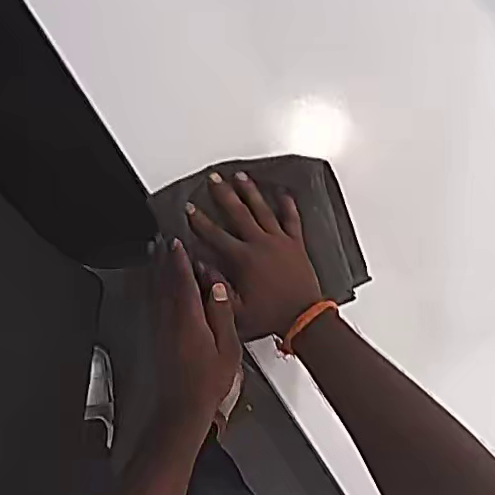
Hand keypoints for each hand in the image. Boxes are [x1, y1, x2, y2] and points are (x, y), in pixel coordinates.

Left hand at [153, 237, 240, 429]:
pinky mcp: (153, 336)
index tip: (177, 241)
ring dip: (153, 268)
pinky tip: (150, 282)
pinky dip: (150, 286)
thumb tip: (218, 288)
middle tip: (161, 239)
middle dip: (162, 258)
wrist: (181, 408)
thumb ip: (222, 314)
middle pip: (163, 280)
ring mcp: (158, 327)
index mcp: (188, 319)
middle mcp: (169, 319)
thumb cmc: (208, 382)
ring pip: (153, 290)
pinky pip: (150, 302)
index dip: (179, 258)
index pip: (182, 280)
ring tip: (153, 252)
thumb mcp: (228, 348)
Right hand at [186, 171, 323, 337]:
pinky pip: (291, 219)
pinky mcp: (296, 244)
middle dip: (223, 194)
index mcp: (244, 260)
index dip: (200, 221)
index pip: (216, 235)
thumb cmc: (271, 316)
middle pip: (238, 213)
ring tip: (240, 177)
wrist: (304, 318)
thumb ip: (216, 287)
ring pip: (262, 209)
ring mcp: (280, 242)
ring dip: (250, 191)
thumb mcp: (236, 309)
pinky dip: (287, 205)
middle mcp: (261, 245)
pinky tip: (283, 193)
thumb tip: (201, 267)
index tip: (190, 208)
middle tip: (214, 179)